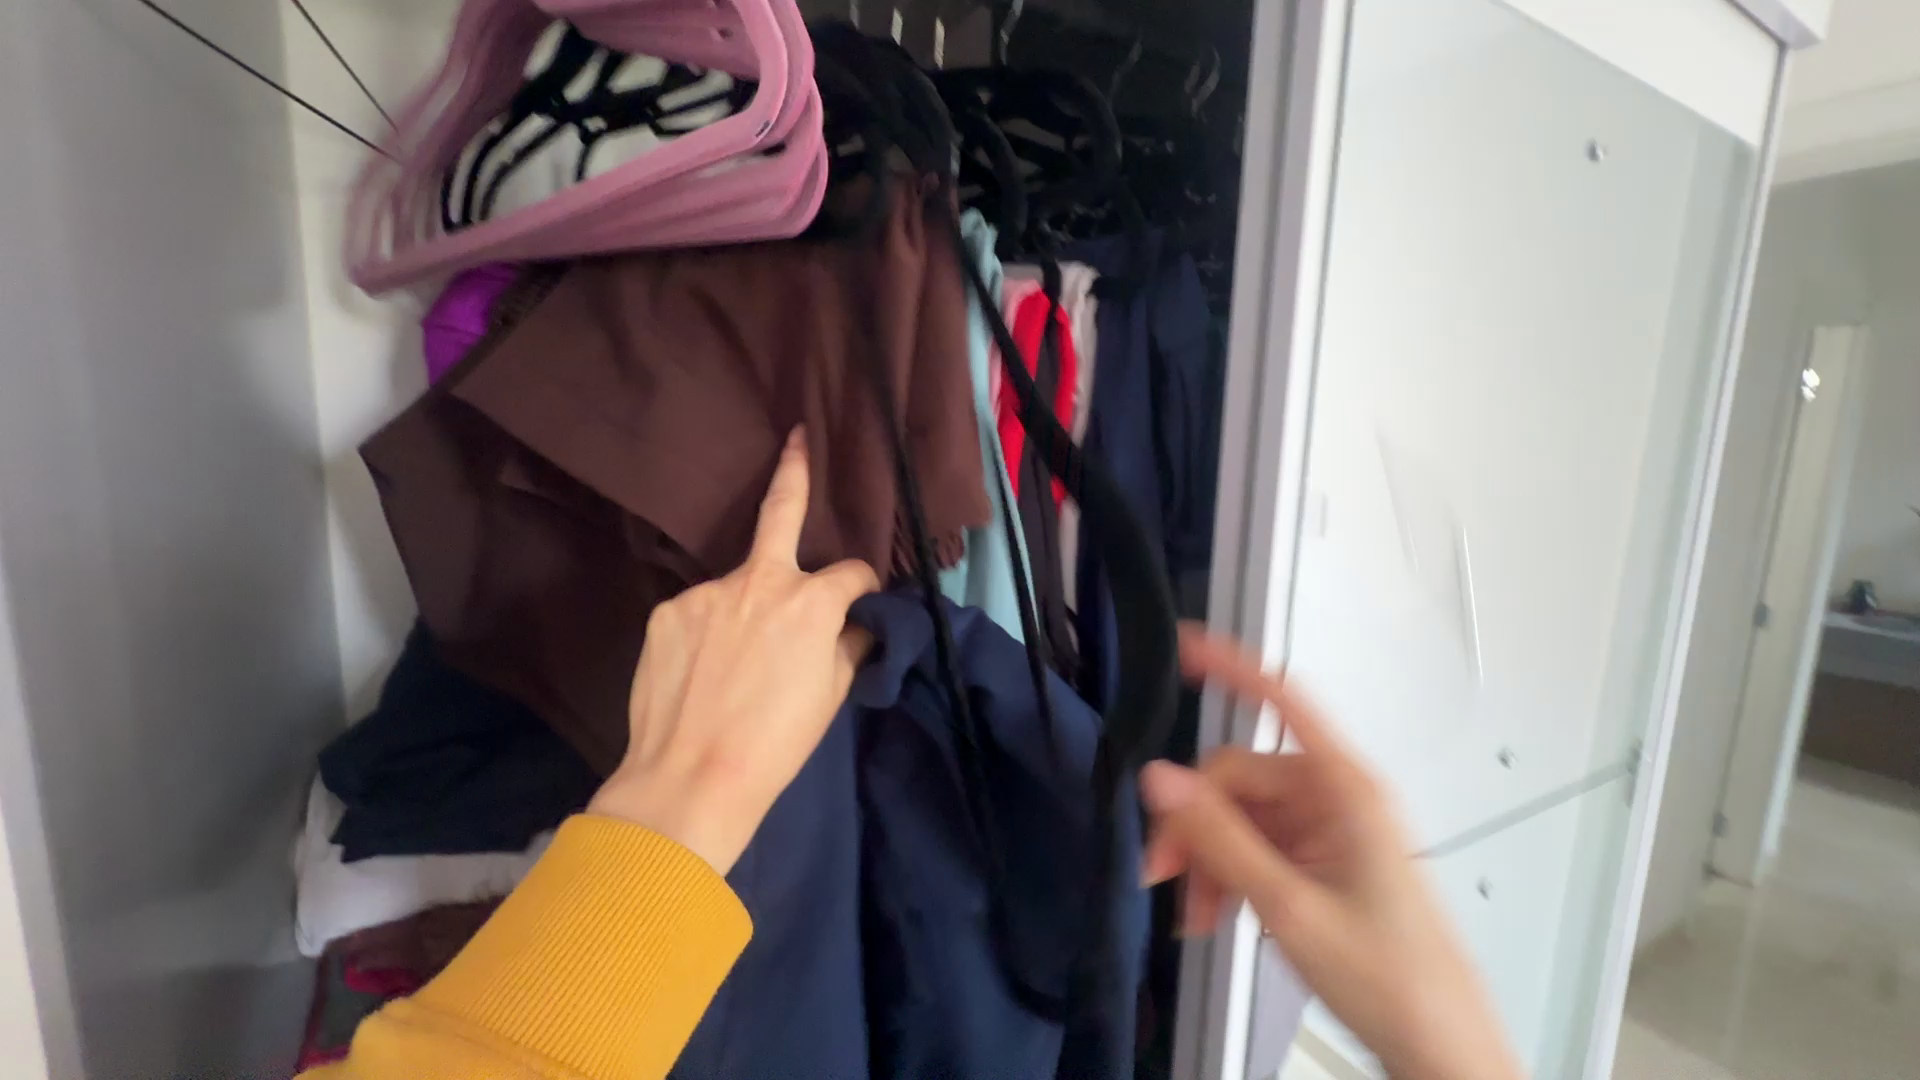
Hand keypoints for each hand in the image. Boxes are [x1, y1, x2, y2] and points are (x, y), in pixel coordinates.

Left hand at [588, 429, 879, 874]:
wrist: (691, 778)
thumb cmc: (777, 741)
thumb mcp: (832, 694)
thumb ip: (849, 643)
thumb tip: (855, 623)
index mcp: (810, 601)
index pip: (853, 572)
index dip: (863, 588)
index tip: (863, 602)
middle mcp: (759, 580)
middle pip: (781, 511)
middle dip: (795, 470)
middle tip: (797, 438)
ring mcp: (706, 591)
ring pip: (740, 586)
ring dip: (748, 606)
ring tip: (735, 662)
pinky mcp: (667, 610)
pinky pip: (701, 610)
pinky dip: (709, 628)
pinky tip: (703, 668)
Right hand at [1140, 626, 1523, 1079]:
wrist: (1443, 1057)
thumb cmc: (1390, 980)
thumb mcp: (1289, 906)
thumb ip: (1219, 837)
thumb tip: (1159, 777)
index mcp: (1343, 788)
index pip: (1282, 701)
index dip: (1231, 666)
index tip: (1183, 647)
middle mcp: (1330, 797)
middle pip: (1236, 777)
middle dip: (1192, 822)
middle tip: (1160, 872)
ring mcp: (1321, 830)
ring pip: (1235, 816)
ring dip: (1204, 858)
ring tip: (1192, 912)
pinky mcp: (1314, 861)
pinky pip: (1249, 846)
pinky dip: (1222, 875)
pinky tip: (1210, 914)